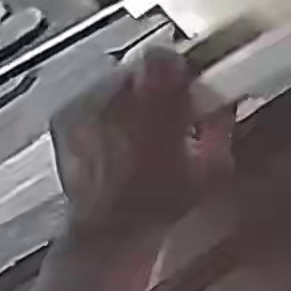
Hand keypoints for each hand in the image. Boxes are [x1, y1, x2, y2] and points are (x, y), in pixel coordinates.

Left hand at [51, 47, 232, 236]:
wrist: (113, 231)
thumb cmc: (162, 205)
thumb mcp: (213, 167)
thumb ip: (221, 126)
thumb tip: (225, 104)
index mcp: (152, 108)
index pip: (165, 59)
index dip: (184, 69)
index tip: (194, 82)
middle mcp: (110, 103)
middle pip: (139, 66)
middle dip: (160, 83)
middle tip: (177, 106)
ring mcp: (81, 110)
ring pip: (116, 80)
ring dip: (136, 95)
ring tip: (150, 123)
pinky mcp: (64, 120)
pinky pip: (93, 97)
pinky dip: (111, 107)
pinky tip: (125, 132)